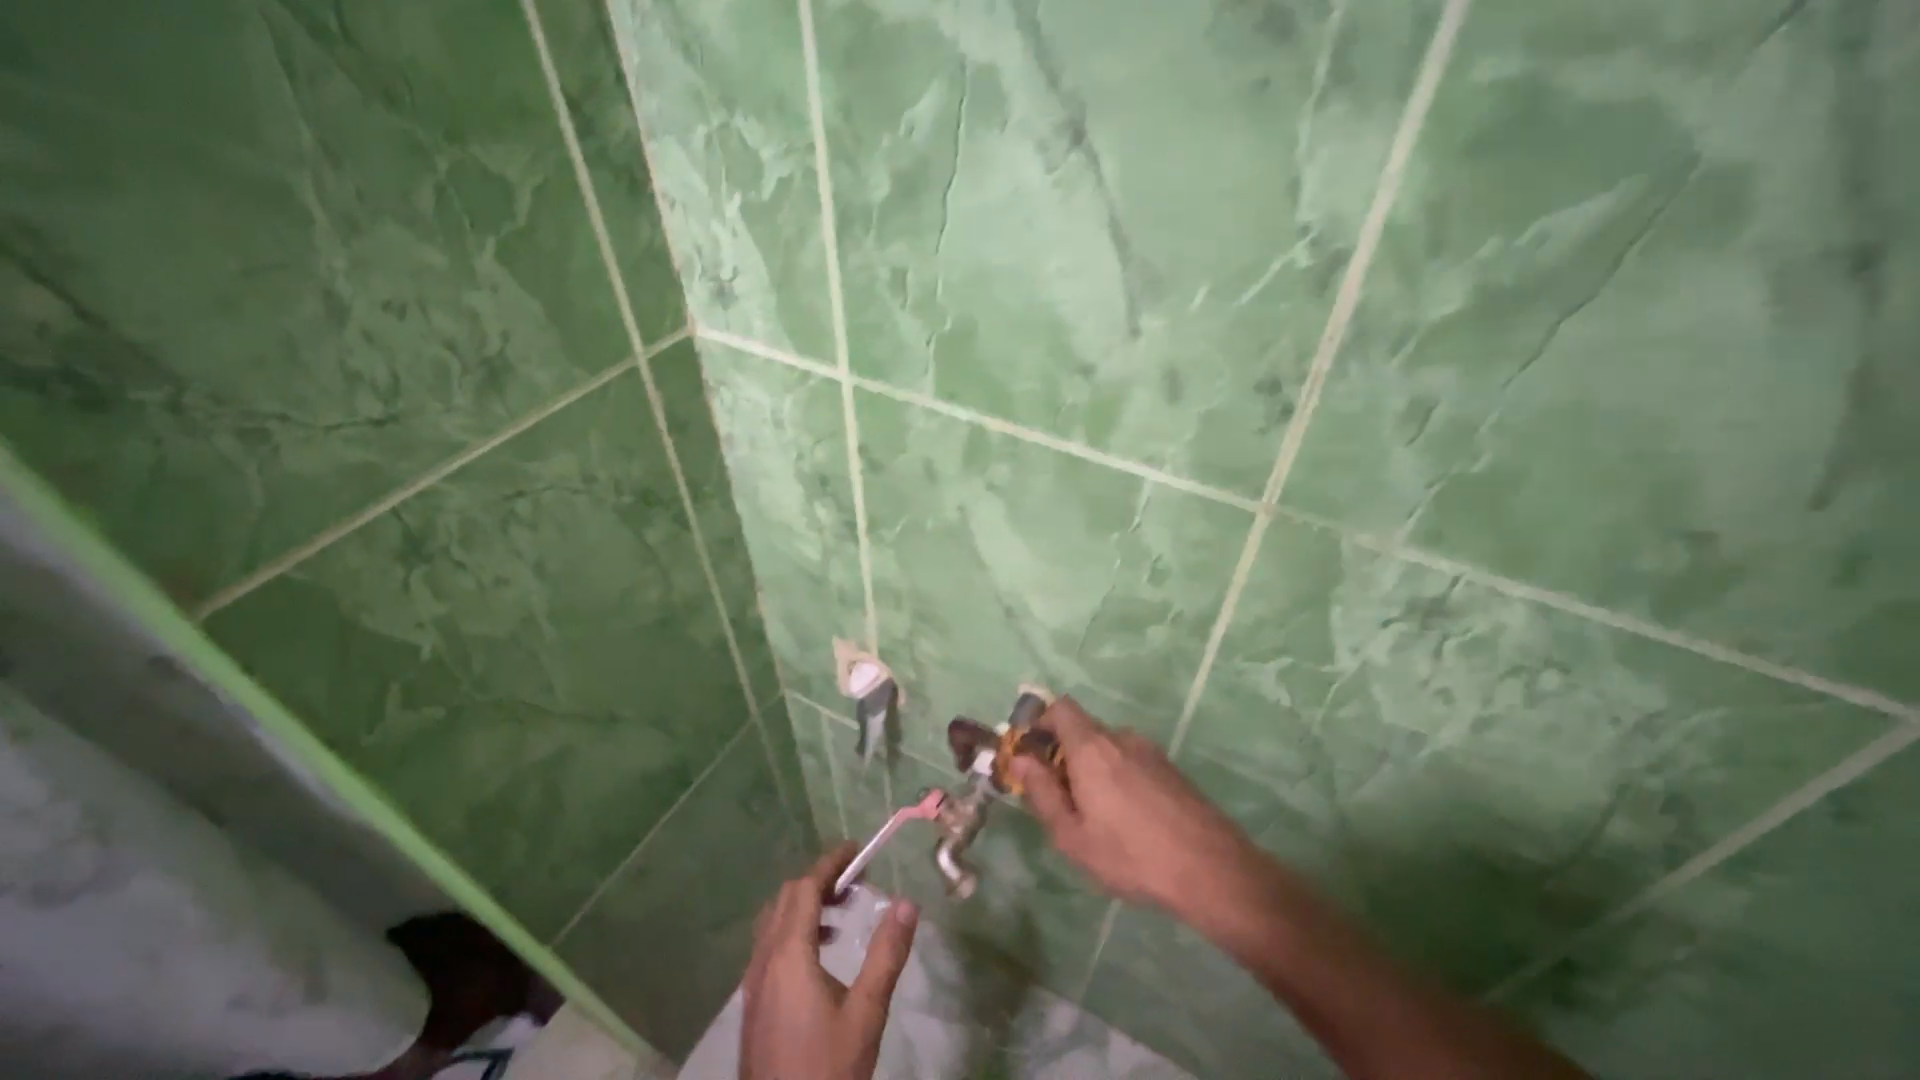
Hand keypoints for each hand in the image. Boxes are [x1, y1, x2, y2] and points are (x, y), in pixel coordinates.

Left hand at [741, 844, 919, 1079]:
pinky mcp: (753, 1004)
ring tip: (840, 914)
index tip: (855, 850)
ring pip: (772, 923)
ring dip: (803, 906)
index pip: (803, 889)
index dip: (828, 864)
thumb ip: (887, 954)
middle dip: (817, 881)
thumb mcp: (867, 1012)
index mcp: (788, 955)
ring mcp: (753, 983)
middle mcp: (763, 960)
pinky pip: (768, 946)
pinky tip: (818, 956)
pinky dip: (792, 931)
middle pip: (784, 900)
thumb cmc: (828, 1066)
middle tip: (854, 882)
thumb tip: (908, 903)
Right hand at [1011, 697, 1265, 923]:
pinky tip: (1126, 821)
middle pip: (1083, 730)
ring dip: (1092, 770)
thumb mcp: (1072, 835)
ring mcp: (1151, 752)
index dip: (1040, 724)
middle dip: (1063, 755)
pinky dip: (1118, 779)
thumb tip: (1019, 759)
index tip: (1030, 756)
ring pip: (1109, 749)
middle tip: (1058, 799)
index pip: (1060, 708)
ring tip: (1094, 817)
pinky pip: (1132, 763)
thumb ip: (1042, 792)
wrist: (1210, 869)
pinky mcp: (1172, 770)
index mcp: (1092, 748)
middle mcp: (1122, 738)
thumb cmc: (1130, 854)